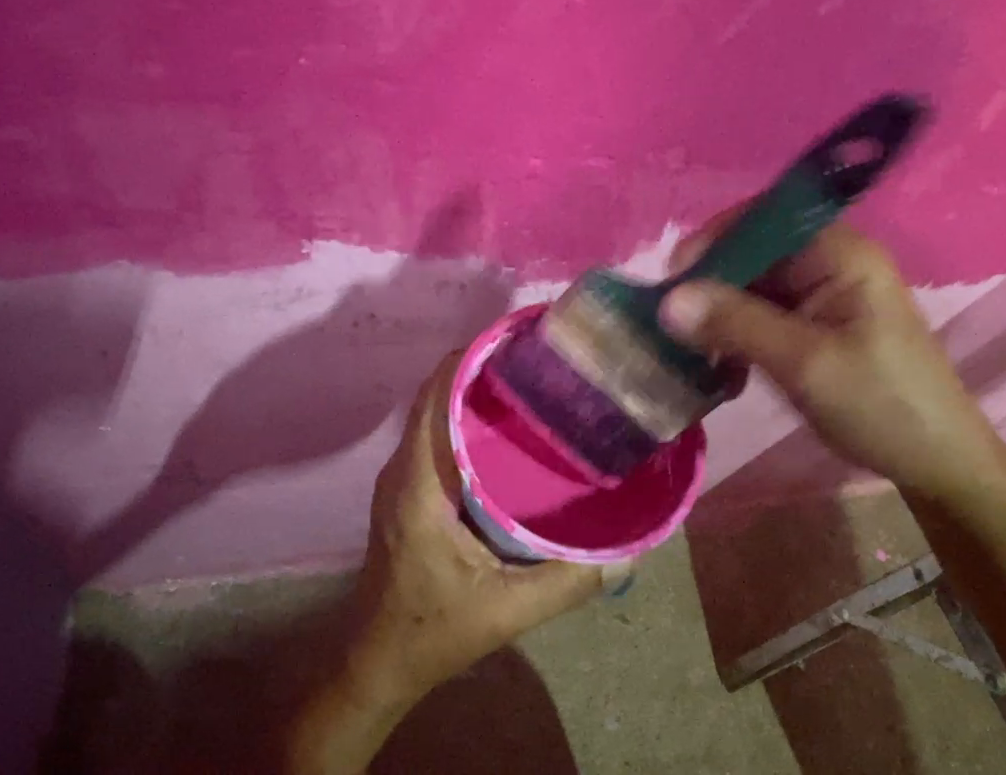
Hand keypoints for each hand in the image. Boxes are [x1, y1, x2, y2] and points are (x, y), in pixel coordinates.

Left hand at [289, 354, 614, 772]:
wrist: (377, 664)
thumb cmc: (433, 633)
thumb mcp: (506, 611)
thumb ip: (567, 582)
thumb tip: (628, 550)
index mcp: (419, 482)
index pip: (437, 392)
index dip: (475, 356)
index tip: (525, 342)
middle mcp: (403, 468)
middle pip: (439, 392)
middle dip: (487, 367)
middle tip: (546, 362)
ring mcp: (402, 478)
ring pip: (437, 410)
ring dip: (477, 390)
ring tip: (536, 386)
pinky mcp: (408, 489)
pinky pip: (436, 432)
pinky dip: (468, 416)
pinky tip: (513, 430)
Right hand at [659, 211, 1005, 499]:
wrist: (939, 464)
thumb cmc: (881, 405)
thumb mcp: (804, 363)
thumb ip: (736, 323)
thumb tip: (667, 299)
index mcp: (840, 254)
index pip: (761, 222)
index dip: (712, 244)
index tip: (670, 285)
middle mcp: (831, 263)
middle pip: (753, 256)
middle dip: (711, 289)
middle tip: (671, 329)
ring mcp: (826, 297)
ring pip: (753, 291)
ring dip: (721, 320)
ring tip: (693, 357)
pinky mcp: (820, 329)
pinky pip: (765, 319)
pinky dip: (739, 340)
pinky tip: (723, 374)